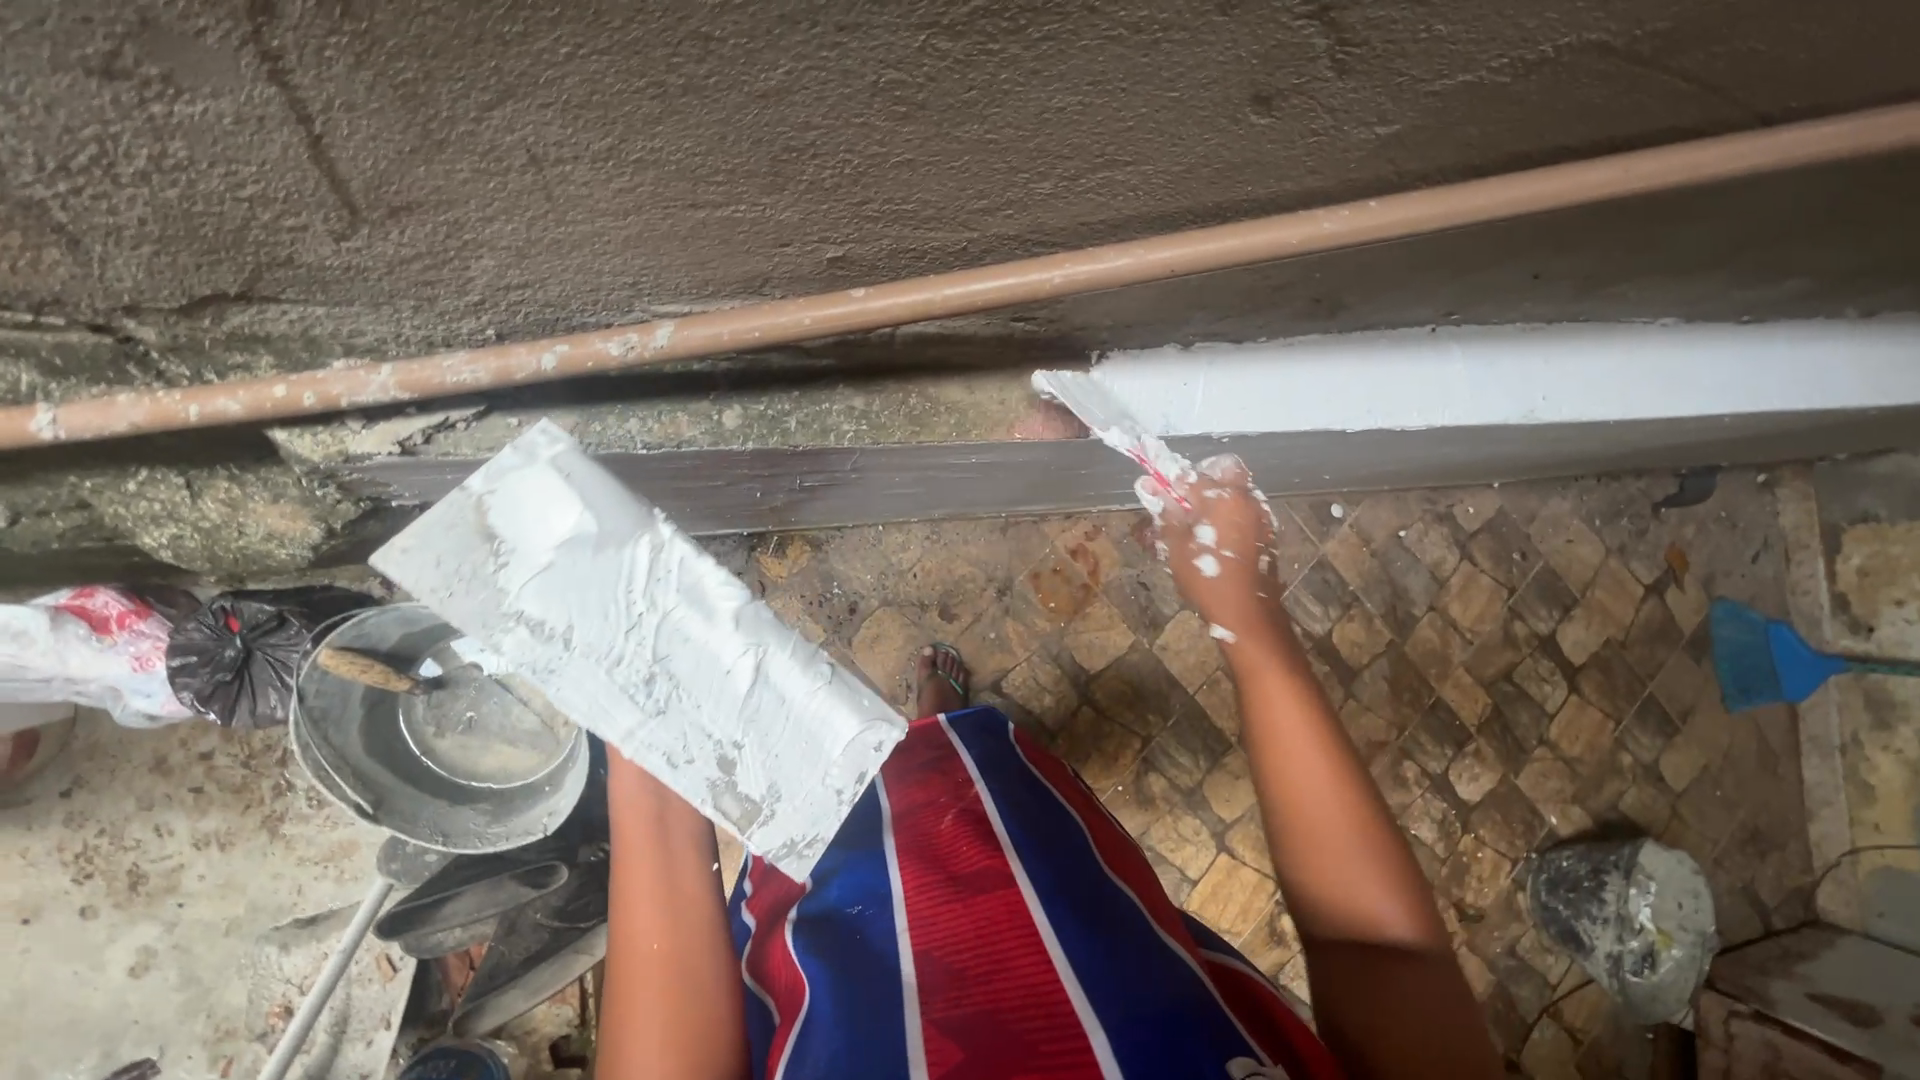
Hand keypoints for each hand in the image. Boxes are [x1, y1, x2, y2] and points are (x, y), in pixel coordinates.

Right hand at [1135, 453, 1286, 649]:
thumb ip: (1167, 514)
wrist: (1247, 612)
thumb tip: (1151, 488)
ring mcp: (1262, 516)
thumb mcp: (1177, 547)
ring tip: (1198, 522)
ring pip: (1239, 491)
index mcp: (1223, 498)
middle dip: (1204, 479)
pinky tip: (1217, 538)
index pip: (1192, 476)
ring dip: (1219, 497)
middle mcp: (1247, 500)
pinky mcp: (1268, 533)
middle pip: (1227, 470)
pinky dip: (1231, 515)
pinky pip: (1247, 512)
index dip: (1171, 482)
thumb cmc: (1207, 579)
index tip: (1157, 490)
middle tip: (1185, 500)